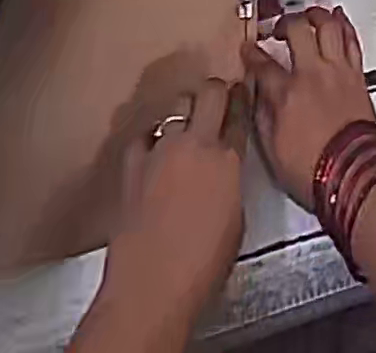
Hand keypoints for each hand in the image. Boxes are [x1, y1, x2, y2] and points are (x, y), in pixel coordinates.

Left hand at [102, 79, 247, 317]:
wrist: (152, 285)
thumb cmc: (205, 263)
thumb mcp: (236, 217)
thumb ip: (230, 181)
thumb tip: (222, 170)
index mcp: (229, 158)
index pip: (239, 113)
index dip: (242, 97)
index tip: (242, 90)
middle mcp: (197, 144)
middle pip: (210, 93)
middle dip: (216, 90)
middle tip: (216, 100)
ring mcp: (162, 150)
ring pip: (177, 105)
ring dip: (185, 110)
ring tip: (185, 123)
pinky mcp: (133, 164)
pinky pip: (145, 135)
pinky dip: (152, 138)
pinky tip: (154, 149)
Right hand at [242, 7, 375, 209]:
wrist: (354, 175)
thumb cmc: (316, 170)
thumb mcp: (272, 149)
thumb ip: (262, 116)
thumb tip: (256, 97)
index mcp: (286, 94)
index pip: (262, 63)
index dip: (252, 53)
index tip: (248, 49)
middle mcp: (311, 75)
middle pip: (296, 30)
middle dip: (284, 22)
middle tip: (279, 27)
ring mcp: (337, 71)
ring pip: (327, 26)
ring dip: (316, 15)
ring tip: (308, 14)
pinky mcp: (356, 75)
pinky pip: (351, 40)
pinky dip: (344, 25)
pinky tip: (339, 18)